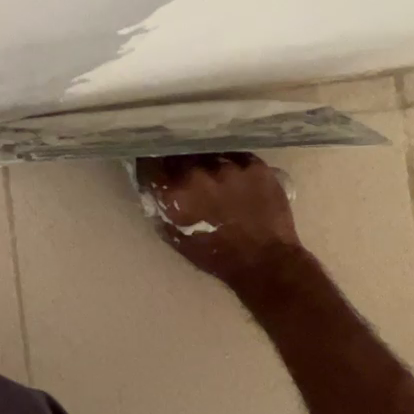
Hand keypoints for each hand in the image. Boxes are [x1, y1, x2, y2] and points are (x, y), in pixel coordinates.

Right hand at [134, 153, 303, 284]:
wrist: (264, 262)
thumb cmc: (215, 255)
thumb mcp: (175, 237)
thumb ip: (160, 210)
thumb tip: (153, 191)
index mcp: (173, 194)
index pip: (149, 165)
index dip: (148, 163)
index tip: (152, 165)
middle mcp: (196, 174)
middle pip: (177, 153)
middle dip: (175, 161)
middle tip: (182, 170)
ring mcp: (227, 166)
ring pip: (206, 152)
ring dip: (204, 160)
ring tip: (211, 172)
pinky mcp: (254, 165)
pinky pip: (235, 155)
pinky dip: (230, 163)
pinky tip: (234, 175)